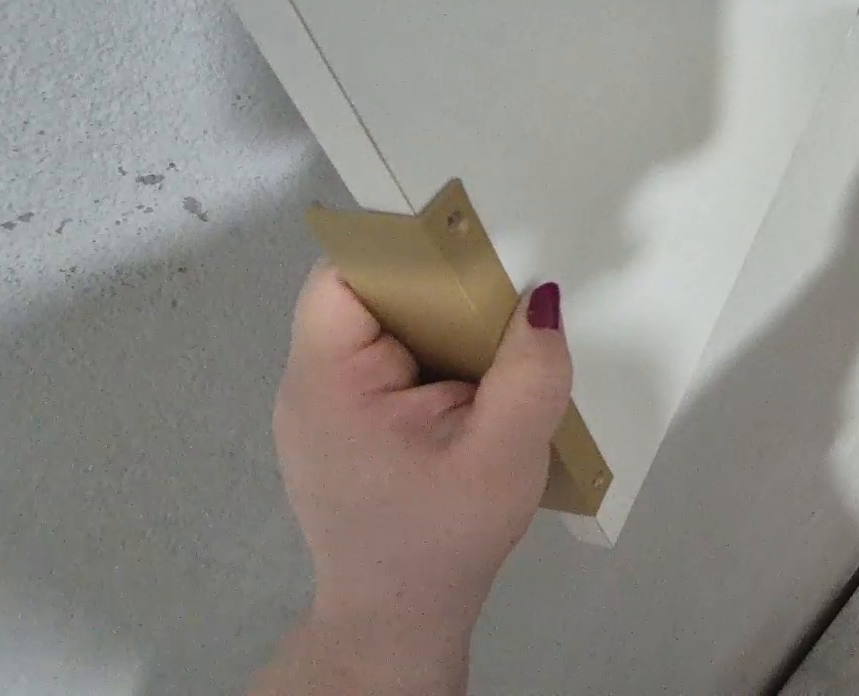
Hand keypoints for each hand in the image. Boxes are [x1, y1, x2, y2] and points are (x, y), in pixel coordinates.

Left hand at [272, 264, 571, 656]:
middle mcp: (317, 384)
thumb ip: (531, 371)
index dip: (403, 248)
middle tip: (506, 292)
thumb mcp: (506, 453)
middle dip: (443, 283)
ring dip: (449, 319)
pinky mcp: (357, 417)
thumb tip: (542, 298)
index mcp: (330, 386)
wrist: (404, 617)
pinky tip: (483, 370)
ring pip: (393, 322)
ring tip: (502, 332)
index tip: (471, 241)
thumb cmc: (444, 539)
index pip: (344, 278)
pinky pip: (400, 354)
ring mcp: (333, 402)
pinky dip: (445, 348)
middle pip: (373, 293)